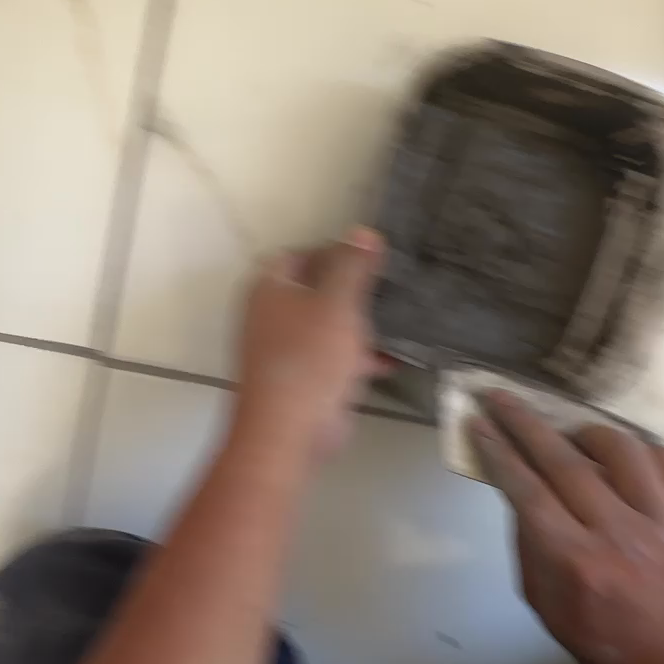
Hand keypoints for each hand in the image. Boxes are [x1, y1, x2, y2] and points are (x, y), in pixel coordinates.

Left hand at [233, 226, 387, 454]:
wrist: (287, 432)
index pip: (297, 255)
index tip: (366, 256)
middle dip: (348, 290)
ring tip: (395, 319)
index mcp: (268, 289)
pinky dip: (355, 357)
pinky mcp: (299, 380)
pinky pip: (329, 358)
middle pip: (312, 290)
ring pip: (323, 326)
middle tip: (387, 286)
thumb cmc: (309, 358)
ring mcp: (282, 350)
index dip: (330, 250)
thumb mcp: (337, 304)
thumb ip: (352, 267)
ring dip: (355, 325)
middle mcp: (268, 315)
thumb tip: (364, 232)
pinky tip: (388, 360)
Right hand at [469, 392, 663, 663]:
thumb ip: (527, 540)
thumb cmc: (598, 637)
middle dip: (525, 423)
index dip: (498, 450)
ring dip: (585, 432)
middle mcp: (618, 536)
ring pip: (621, 450)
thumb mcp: (541, 599)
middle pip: (563, 461)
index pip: (526, 489)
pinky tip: (618, 455)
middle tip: (501, 397)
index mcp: (574, 562)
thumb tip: (517, 484)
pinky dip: (638, 449)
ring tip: (569, 435)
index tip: (479, 421)